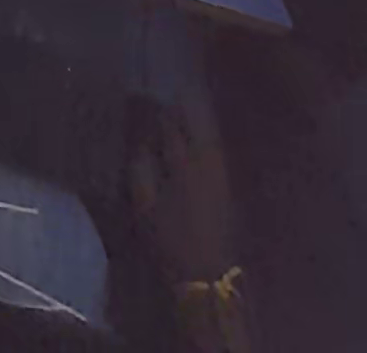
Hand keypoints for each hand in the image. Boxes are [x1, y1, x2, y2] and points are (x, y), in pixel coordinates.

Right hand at [127, 105, 232, 284]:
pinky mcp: (227, 186)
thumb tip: (139, 140)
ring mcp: (220, 175)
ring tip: (183, 101)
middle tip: (165, 92)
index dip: (155, 109)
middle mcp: (205, 165)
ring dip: (197, 116)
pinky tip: (200, 130)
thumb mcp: (144, 203)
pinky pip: (217, 149)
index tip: (141, 95)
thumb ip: (140, 167)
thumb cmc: (168, 239)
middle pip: (194, 125)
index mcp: (182, 167)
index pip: (168, 128)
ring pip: (210, 135)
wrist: (205, 273)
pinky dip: (208, 134)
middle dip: (180, 107)